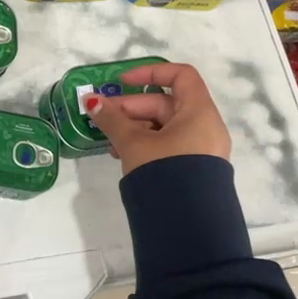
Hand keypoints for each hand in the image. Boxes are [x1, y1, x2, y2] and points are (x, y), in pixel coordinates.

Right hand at [87, 62, 231, 175]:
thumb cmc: (164, 172)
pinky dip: (146, 144)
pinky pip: (169, 144)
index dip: (149, 72)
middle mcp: (205, 126)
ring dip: (135, 128)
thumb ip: (112, 119)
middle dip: (132, 108)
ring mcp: (202, 148)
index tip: (121, 83)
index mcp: (199, 112)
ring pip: (165, 126)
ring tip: (111, 142)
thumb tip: (92, 101)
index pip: (179, 75)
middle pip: (166, 103)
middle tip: (104, 118)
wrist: (187, 226)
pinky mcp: (195, 168)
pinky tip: (123, 156)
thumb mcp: (133, 143)